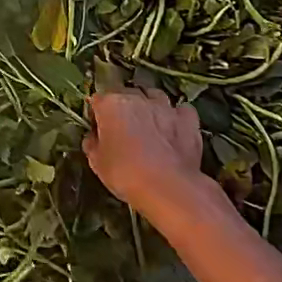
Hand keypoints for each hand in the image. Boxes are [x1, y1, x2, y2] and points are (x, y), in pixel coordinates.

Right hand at [82, 87, 205, 211]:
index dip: (97, 114)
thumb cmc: (125, 174)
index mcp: (110, 103)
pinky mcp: (188, 119)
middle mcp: (137, 97)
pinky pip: (180, 111)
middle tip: (123, 129)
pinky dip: (176, 117)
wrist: (168, 188)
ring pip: (154, 96)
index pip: (97, 100)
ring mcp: (165, 106)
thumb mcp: (97, 163)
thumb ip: (92, 144)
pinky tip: (174, 129)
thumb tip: (93, 137)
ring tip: (150, 125)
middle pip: (126, 94)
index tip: (99, 129)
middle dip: (123, 107)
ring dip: (150, 106)